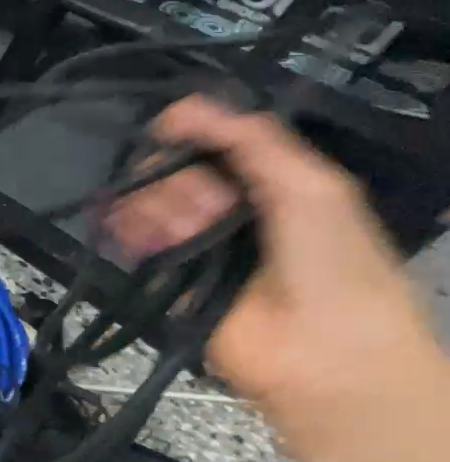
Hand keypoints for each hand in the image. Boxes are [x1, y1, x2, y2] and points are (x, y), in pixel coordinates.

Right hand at [107, 96, 433, 420]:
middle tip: (208, 205)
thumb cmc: (336, 268)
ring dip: (158, 207)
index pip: (210, 139)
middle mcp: (228, 204)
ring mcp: (194, 237)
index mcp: (269, 181)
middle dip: (177, 177)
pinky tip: (138, 233)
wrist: (326, 355)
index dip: (187, 129)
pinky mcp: (165, 269)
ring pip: (147, 197)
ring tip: (184, 232)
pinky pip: (129, 234)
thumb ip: (254, 141)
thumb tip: (183, 105)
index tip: (171, 129)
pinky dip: (126, 227)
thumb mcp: (315, 190)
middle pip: (171, 166)